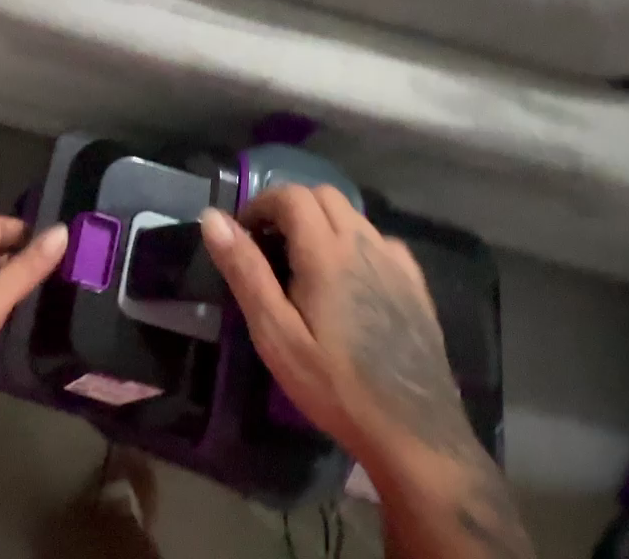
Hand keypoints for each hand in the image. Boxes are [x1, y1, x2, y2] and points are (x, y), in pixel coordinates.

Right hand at [199, 186, 476, 465]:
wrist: (413, 432)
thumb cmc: (333, 385)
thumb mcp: (275, 334)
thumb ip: (245, 271)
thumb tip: (213, 218)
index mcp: (328, 252)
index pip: (292, 196)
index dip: (261, 205)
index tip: (243, 235)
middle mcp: (365, 244)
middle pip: (324, 196)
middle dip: (290, 208)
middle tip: (268, 246)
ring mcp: (396, 263)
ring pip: (353, 216)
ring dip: (321, 223)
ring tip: (302, 265)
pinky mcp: (415, 285)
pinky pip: (378, 241)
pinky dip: (353, 243)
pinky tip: (345, 282)